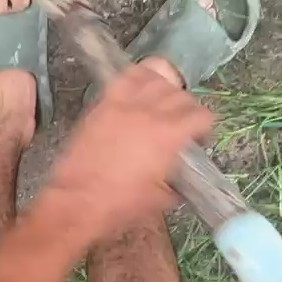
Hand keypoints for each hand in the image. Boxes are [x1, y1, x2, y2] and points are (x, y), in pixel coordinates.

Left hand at [37, 60, 212, 242]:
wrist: (77, 199)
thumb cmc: (120, 204)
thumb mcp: (161, 199)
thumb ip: (177, 181)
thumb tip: (179, 178)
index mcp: (170, 136)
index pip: (202, 114)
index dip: (203, 127)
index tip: (196, 140)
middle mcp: (150, 113)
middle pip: (181, 95)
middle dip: (186, 110)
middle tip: (178, 125)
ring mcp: (124, 104)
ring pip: (156, 78)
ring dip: (164, 88)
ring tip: (160, 103)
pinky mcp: (102, 104)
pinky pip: (124, 77)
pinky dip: (137, 77)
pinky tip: (138, 89)